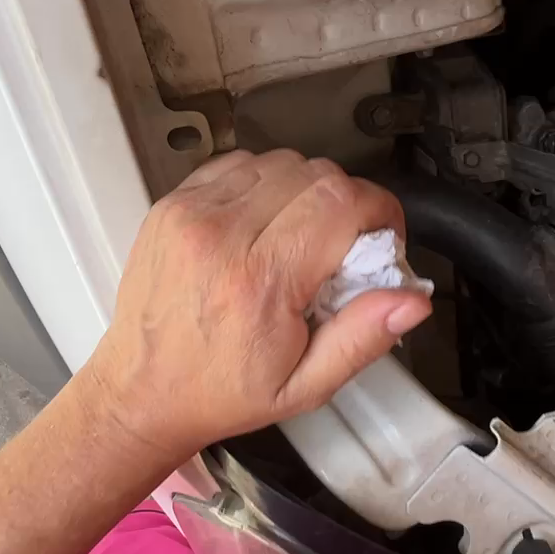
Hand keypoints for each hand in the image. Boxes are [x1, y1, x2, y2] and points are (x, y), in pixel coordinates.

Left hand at [81, 149, 432, 460]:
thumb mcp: (306, 387)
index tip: (382, 236)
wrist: (142, 392)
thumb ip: (363, 339)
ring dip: (306, 190)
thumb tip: (412, 300)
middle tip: (345, 244)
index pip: (341, 202)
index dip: (380, 209)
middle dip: (348, 202)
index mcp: (261, 282)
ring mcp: (191, 214)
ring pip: (279, 160)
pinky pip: (238, 164)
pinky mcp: (172, 205)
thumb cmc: (222, 393)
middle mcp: (222, 236)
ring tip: (302, 235)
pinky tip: (265, 222)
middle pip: (316, 173)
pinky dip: (265, 183)